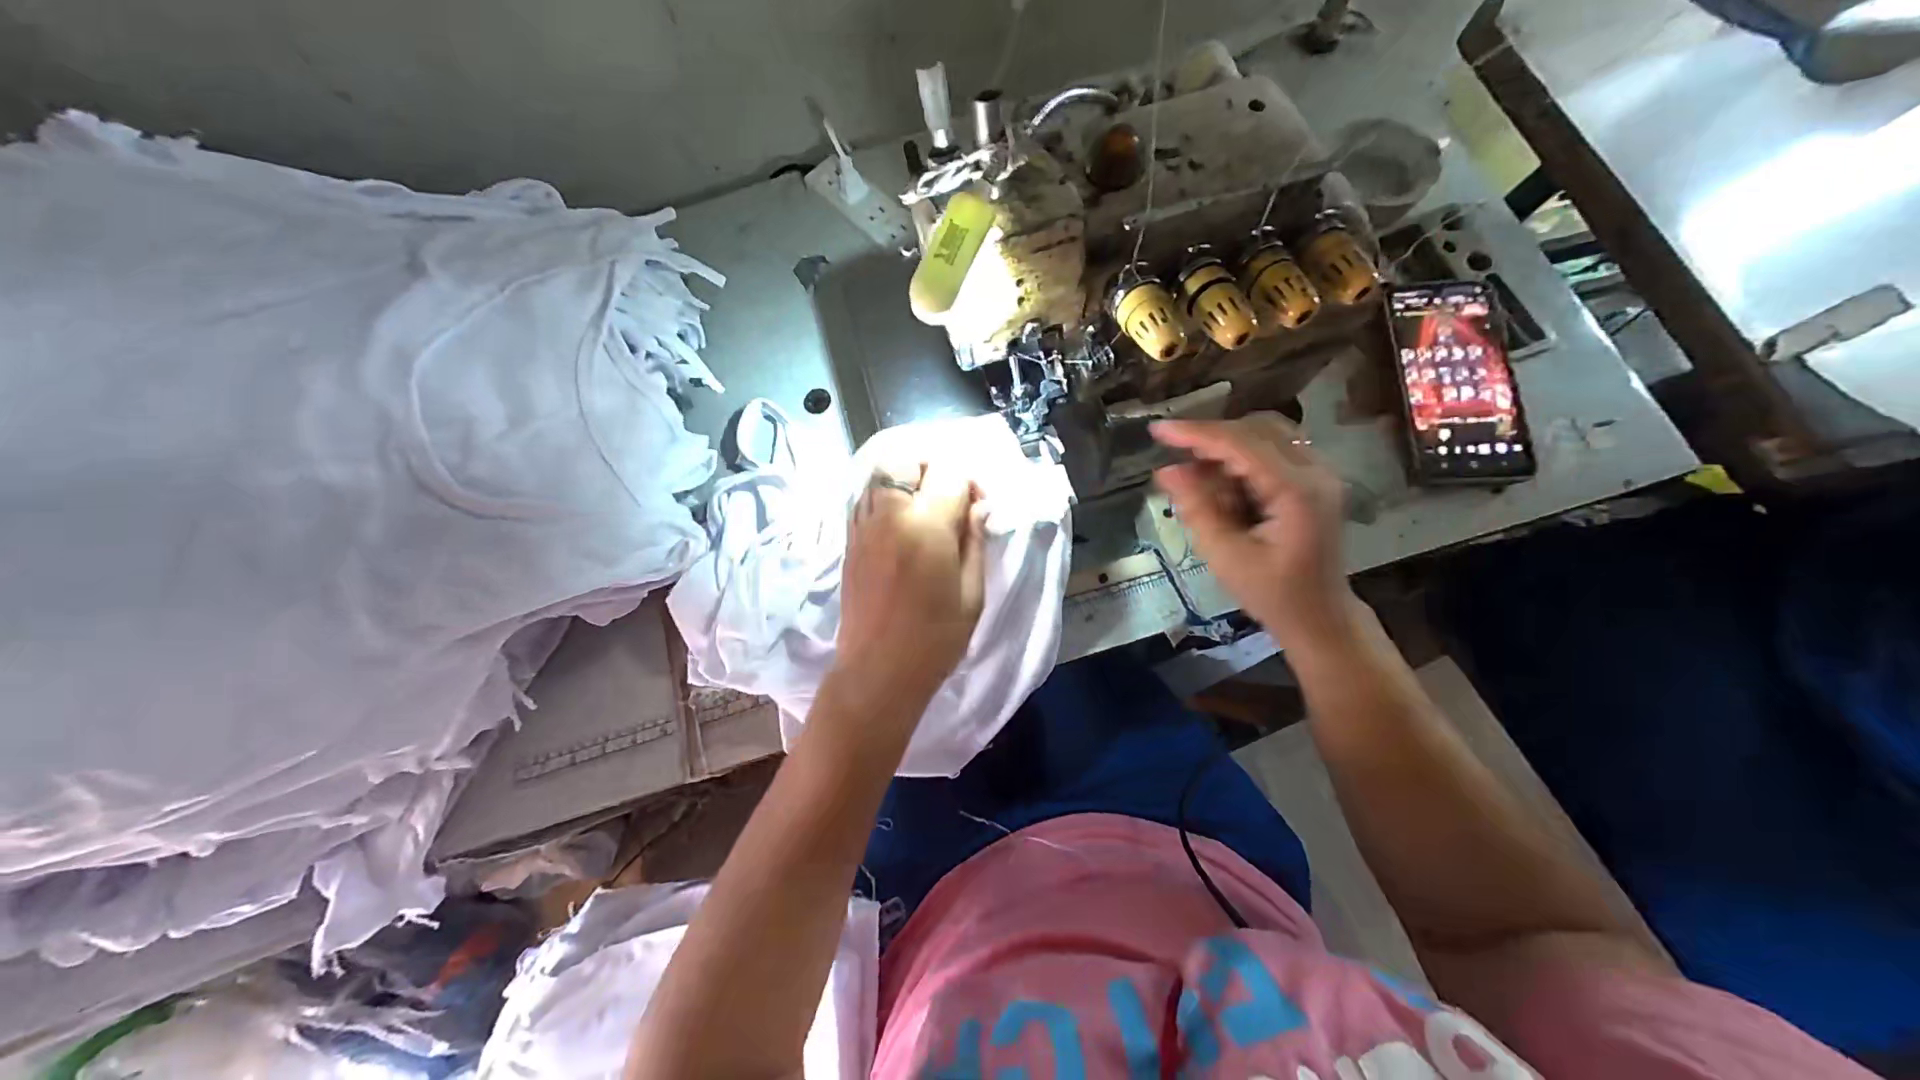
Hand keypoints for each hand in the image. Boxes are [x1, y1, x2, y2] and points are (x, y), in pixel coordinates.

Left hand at [834, 458, 987, 701]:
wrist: (877, 673)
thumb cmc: (934, 640)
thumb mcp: (971, 595)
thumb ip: (974, 542)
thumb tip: (978, 507)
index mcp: (927, 526)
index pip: (950, 475)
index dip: (970, 485)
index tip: (978, 508)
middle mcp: (890, 515)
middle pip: (906, 461)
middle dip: (932, 470)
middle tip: (948, 498)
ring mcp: (863, 527)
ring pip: (879, 475)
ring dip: (905, 479)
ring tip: (923, 507)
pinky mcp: (849, 542)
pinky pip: (864, 499)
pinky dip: (883, 496)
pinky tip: (899, 522)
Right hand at [1152, 414, 1358, 649]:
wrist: (1321, 618)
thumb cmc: (1272, 594)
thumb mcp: (1225, 556)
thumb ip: (1197, 508)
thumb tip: (1166, 471)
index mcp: (1296, 491)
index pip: (1240, 444)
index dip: (1195, 433)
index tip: (1157, 429)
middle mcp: (1315, 471)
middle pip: (1256, 428)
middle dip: (1210, 436)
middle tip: (1172, 452)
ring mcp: (1320, 473)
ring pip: (1266, 433)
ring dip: (1226, 445)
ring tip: (1194, 470)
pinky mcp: (1314, 480)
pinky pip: (1274, 449)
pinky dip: (1242, 455)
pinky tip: (1220, 479)